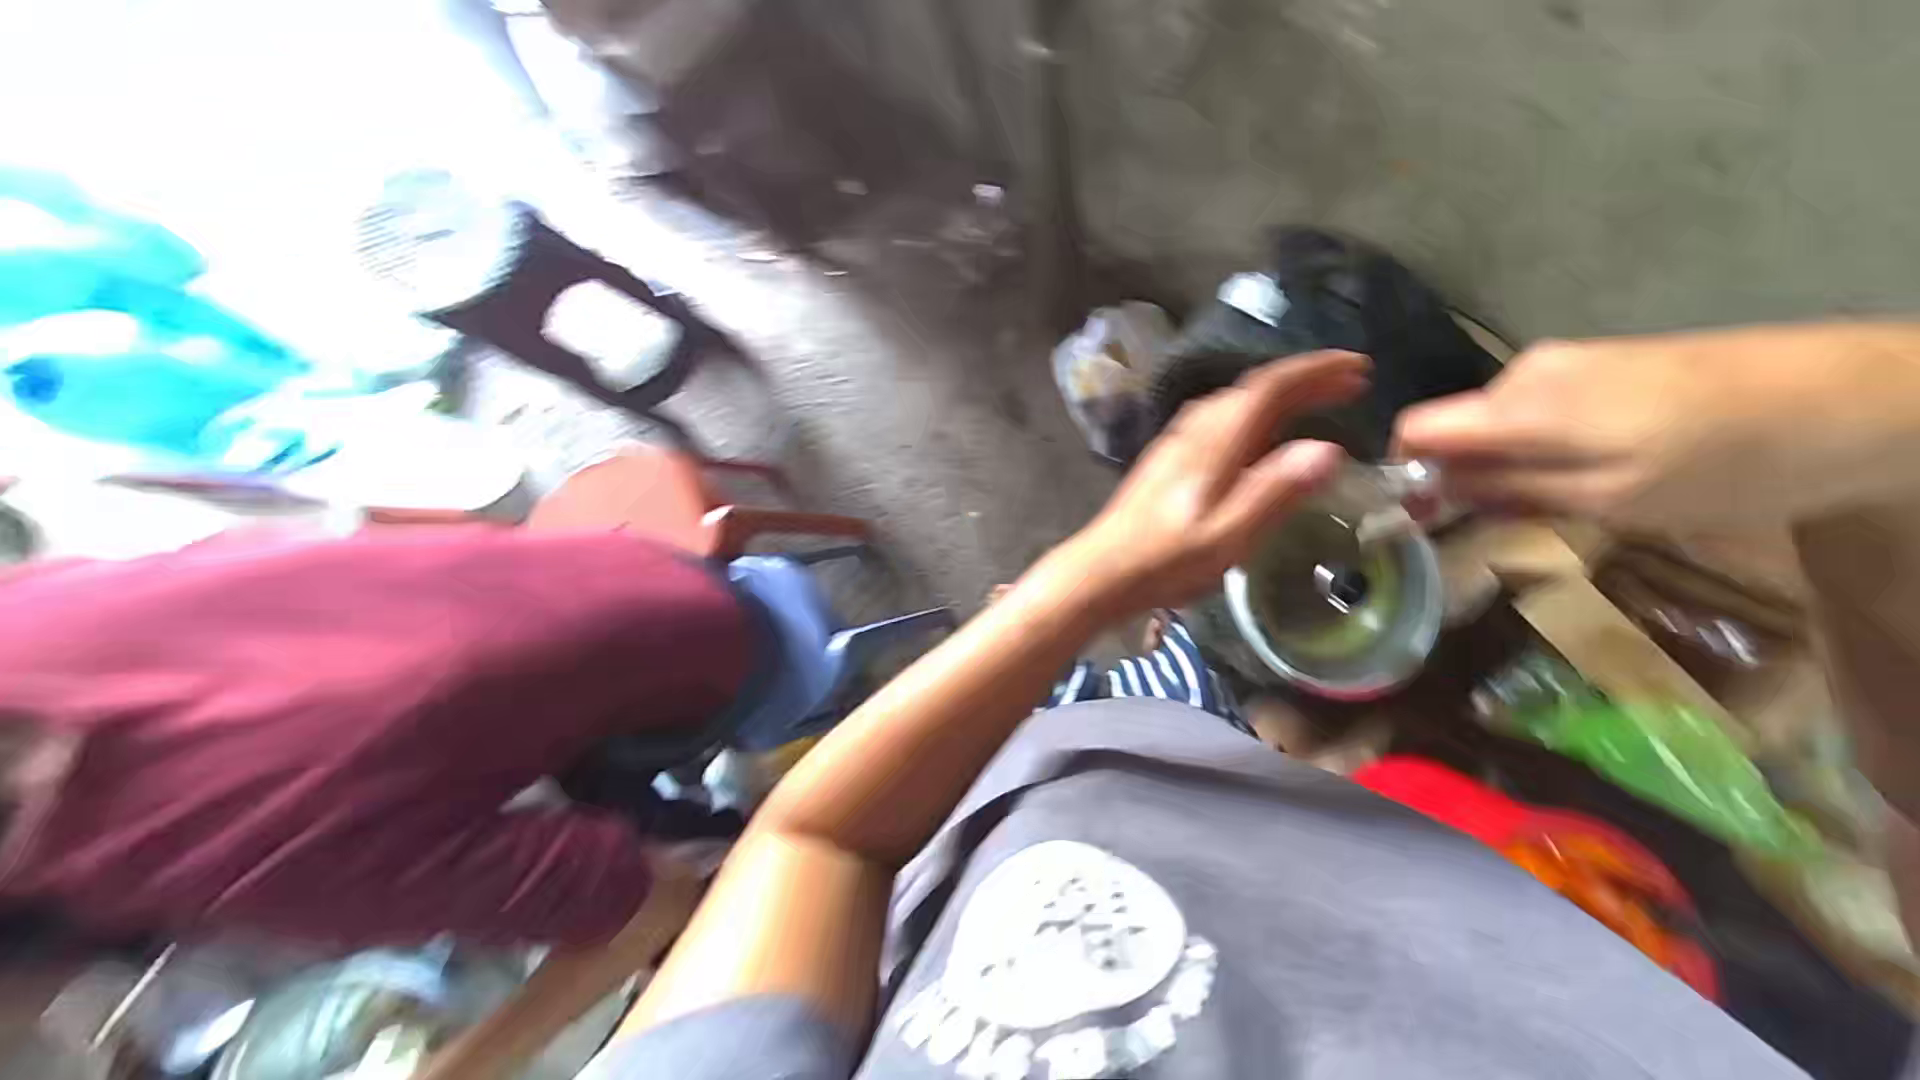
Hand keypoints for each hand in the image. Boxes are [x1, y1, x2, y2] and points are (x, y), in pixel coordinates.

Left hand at [1050, 351, 1367, 615]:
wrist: (1100, 570)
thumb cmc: (1164, 560)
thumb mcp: (1227, 536)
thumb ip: (1274, 492)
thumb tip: (1328, 450)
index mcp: (1213, 443)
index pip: (1268, 388)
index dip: (1315, 371)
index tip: (1357, 366)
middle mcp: (1193, 431)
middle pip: (1252, 389)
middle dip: (1303, 379)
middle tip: (1350, 382)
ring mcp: (1176, 444)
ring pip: (1233, 402)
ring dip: (1277, 395)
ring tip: (1316, 401)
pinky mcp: (1166, 460)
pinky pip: (1218, 420)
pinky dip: (1252, 414)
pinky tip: (1259, 435)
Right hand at [1393, 323, 1919, 529]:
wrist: (1881, 396)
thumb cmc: (1734, 463)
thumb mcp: (1611, 499)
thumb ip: (1508, 490)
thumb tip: (1431, 488)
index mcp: (1521, 403)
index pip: (1414, 427)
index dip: (1406, 469)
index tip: (1428, 509)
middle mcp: (1526, 371)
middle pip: (1454, 426)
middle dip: (1464, 472)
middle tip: (1513, 517)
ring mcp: (1566, 360)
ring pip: (1494, 421)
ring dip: (1507, 461)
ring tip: (1568, 496)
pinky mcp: (1600, 360)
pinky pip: (1534, 409)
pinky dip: (1540, 444)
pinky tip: (1598, 463)